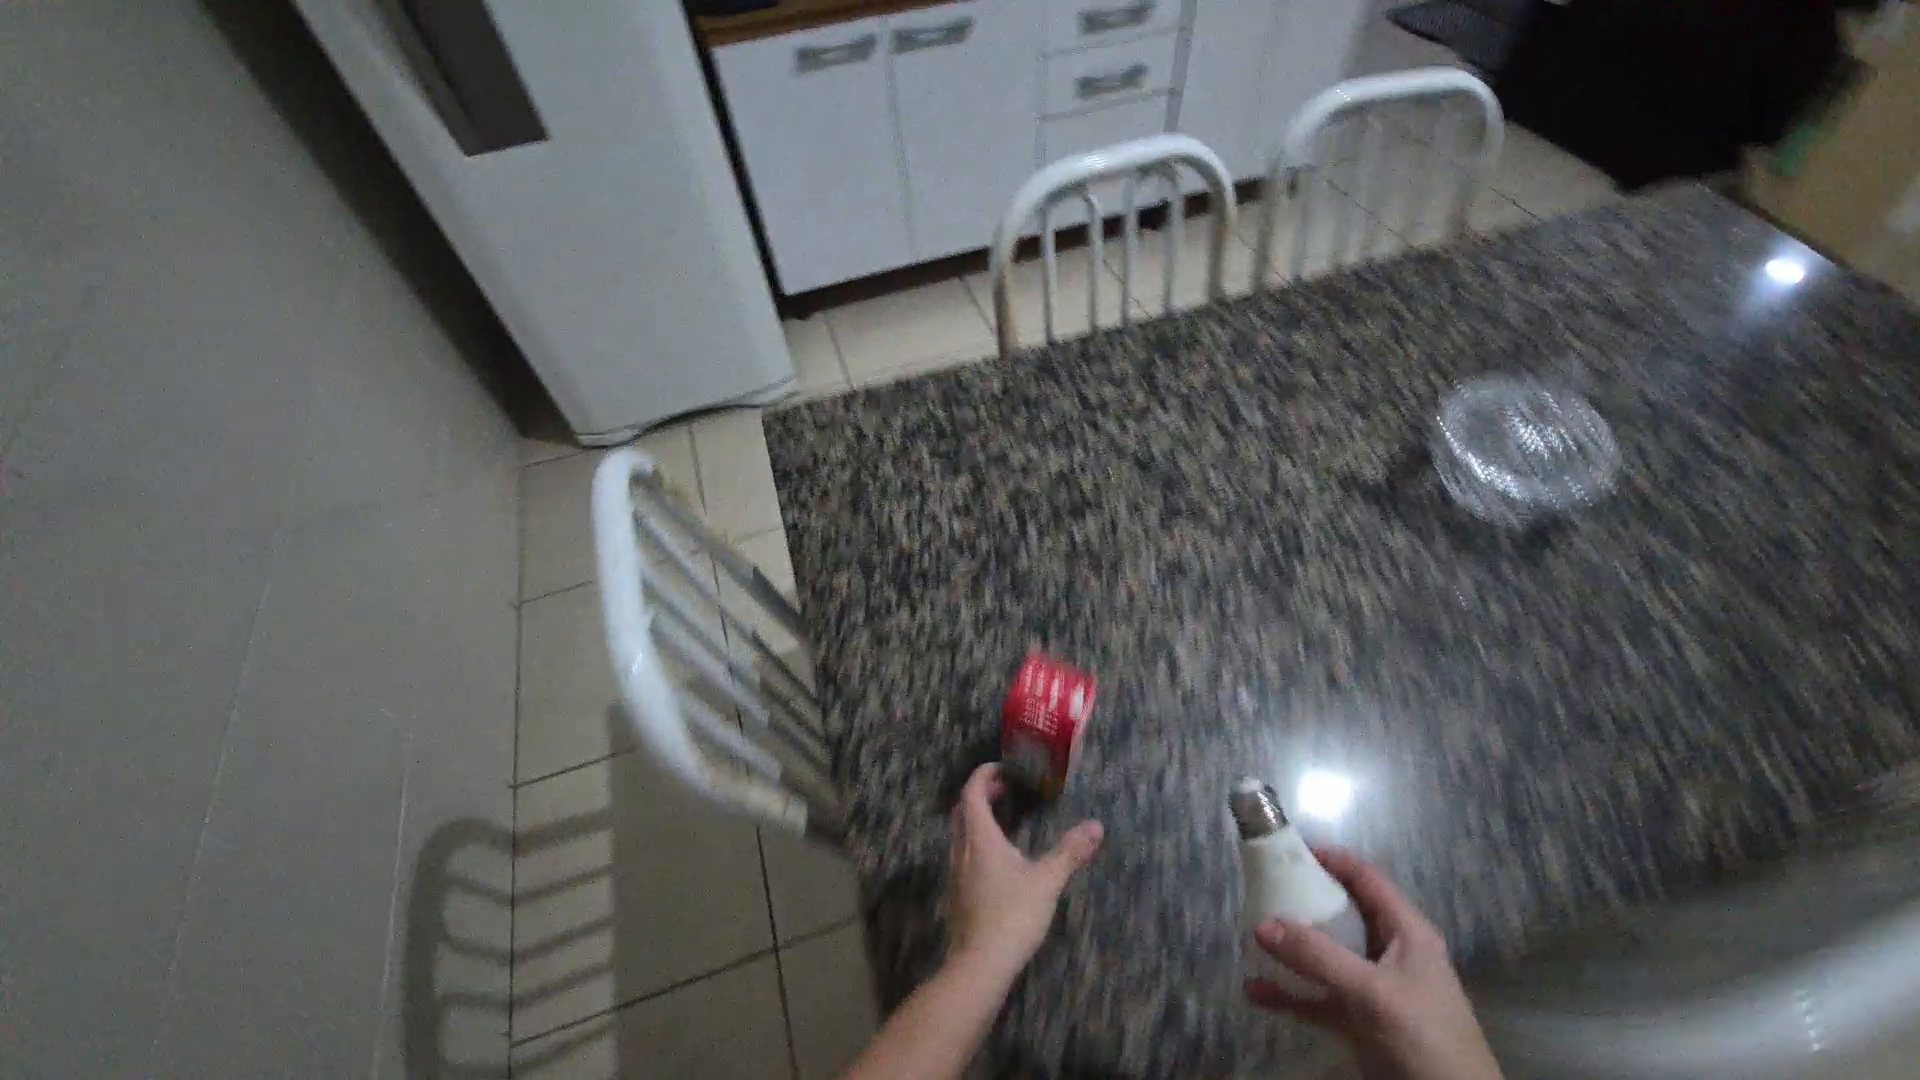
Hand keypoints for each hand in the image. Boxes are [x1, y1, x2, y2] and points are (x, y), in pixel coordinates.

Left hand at [946, 763, 1104, 982]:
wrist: (980, 964)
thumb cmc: (1012, 915)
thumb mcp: (1047, 881)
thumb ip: (1070, 852)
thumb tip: (1096, 826)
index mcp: (980, 838)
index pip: (972, 792)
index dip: (984, 775)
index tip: (1002, 768)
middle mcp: (962, 849)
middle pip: (962, 810)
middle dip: (980, 794)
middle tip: (1005, 790)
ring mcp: (955, 873)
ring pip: (960, 833)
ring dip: (977, 818)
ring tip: (1003, 820)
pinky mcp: (957, 893)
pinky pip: (962, 853)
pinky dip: (976, 842)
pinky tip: (997, 859)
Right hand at [1244, 848, 1503, 1079]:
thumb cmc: (1427, 1038)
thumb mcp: (1374, 993)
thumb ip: (1319, 957)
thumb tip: (1261, 924)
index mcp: (1406, 932)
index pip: (1366, 878)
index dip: (1330, 858)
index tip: (1286, 849)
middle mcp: (1389, 952)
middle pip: (1340, 912)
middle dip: (1300, 900)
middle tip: (1260, 888)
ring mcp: (1373, 987)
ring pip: (1325, 954)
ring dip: (1290, 947)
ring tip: (1251, 935)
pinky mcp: (1360, 1020)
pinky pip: (1317, 997)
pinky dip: (1288, 993)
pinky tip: (1256, 990)